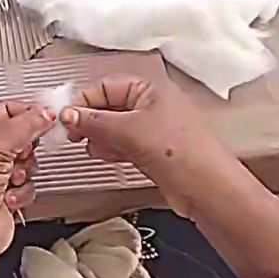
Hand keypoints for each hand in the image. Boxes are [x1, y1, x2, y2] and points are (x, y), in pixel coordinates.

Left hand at [0, 99, 54, 261]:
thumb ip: (25, 125)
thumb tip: (44, 114)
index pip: (6, 109)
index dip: (26, 112)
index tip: (45, 116)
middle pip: (21, 136)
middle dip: (25, 148)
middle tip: (20, 153)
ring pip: (28, 162)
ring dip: (23, 171)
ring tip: (9, 178)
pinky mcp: (6, 194)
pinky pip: (28, 185)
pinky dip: (22, 191)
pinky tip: (7, 196)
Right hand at [60, 77, 249, 215]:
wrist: (211, 192)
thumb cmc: (180, 152)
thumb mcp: (130, 132)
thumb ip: (95, 122)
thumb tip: (67, 114)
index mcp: (150, 89)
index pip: (107, 85)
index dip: (85, 100)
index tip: (67, 118)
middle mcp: (152, 104)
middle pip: (110, 105)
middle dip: (90, 119)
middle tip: (73, 134)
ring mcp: (154, 128)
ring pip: (116, 126)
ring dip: (99, 135)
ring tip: (88, 146)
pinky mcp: (154, 151)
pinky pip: (125, 143)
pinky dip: (111, 147)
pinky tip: (102, 154)